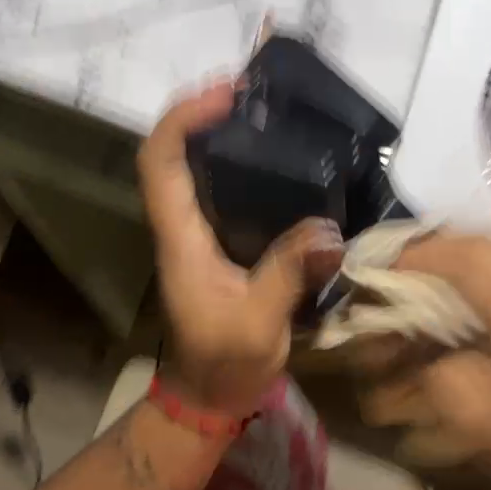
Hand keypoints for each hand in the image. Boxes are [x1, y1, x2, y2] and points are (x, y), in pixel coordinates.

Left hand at [137, 81, 343, 413]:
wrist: (214, 396)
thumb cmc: (225, 364)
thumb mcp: (258, 325)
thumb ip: (288, 275)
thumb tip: (330, 231)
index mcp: (181, 242)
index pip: (160, 163)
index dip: (183, 118)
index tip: (228, 94)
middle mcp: (185, 230)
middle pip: (178, 155)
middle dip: (209, 114)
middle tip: (260, 93)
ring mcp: (203, 239)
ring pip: (203, 173)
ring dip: (230, 139)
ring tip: (279, 118)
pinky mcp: (225, 250)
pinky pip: (231, 197)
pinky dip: (254, 173)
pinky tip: (294, 170)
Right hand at [372, 234, 490, 489]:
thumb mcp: (472, 414)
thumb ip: (436, 365)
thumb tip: (424, 342)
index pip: (471, 258)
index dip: (422, 256)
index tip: (384, 268)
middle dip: (444, 251)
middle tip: (404, 270)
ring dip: (470, 262)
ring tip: (434, 281)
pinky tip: (474, 299)